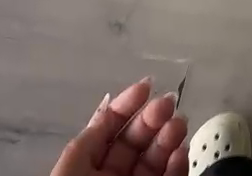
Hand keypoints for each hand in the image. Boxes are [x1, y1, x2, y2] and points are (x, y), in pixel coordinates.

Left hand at [50, 78, 189, 175]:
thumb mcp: (71, 167)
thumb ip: (90, 135)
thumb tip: (109, 103)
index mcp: (86, 166)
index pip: (110, 128)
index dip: (127, 104)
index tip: (148, 85)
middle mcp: (113, 175)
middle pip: (138, 139)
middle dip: (154, 117)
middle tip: (168, 104)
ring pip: (158, 157)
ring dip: (171, 137)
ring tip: (178, 125)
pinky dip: (179, 165)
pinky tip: (180, 153)